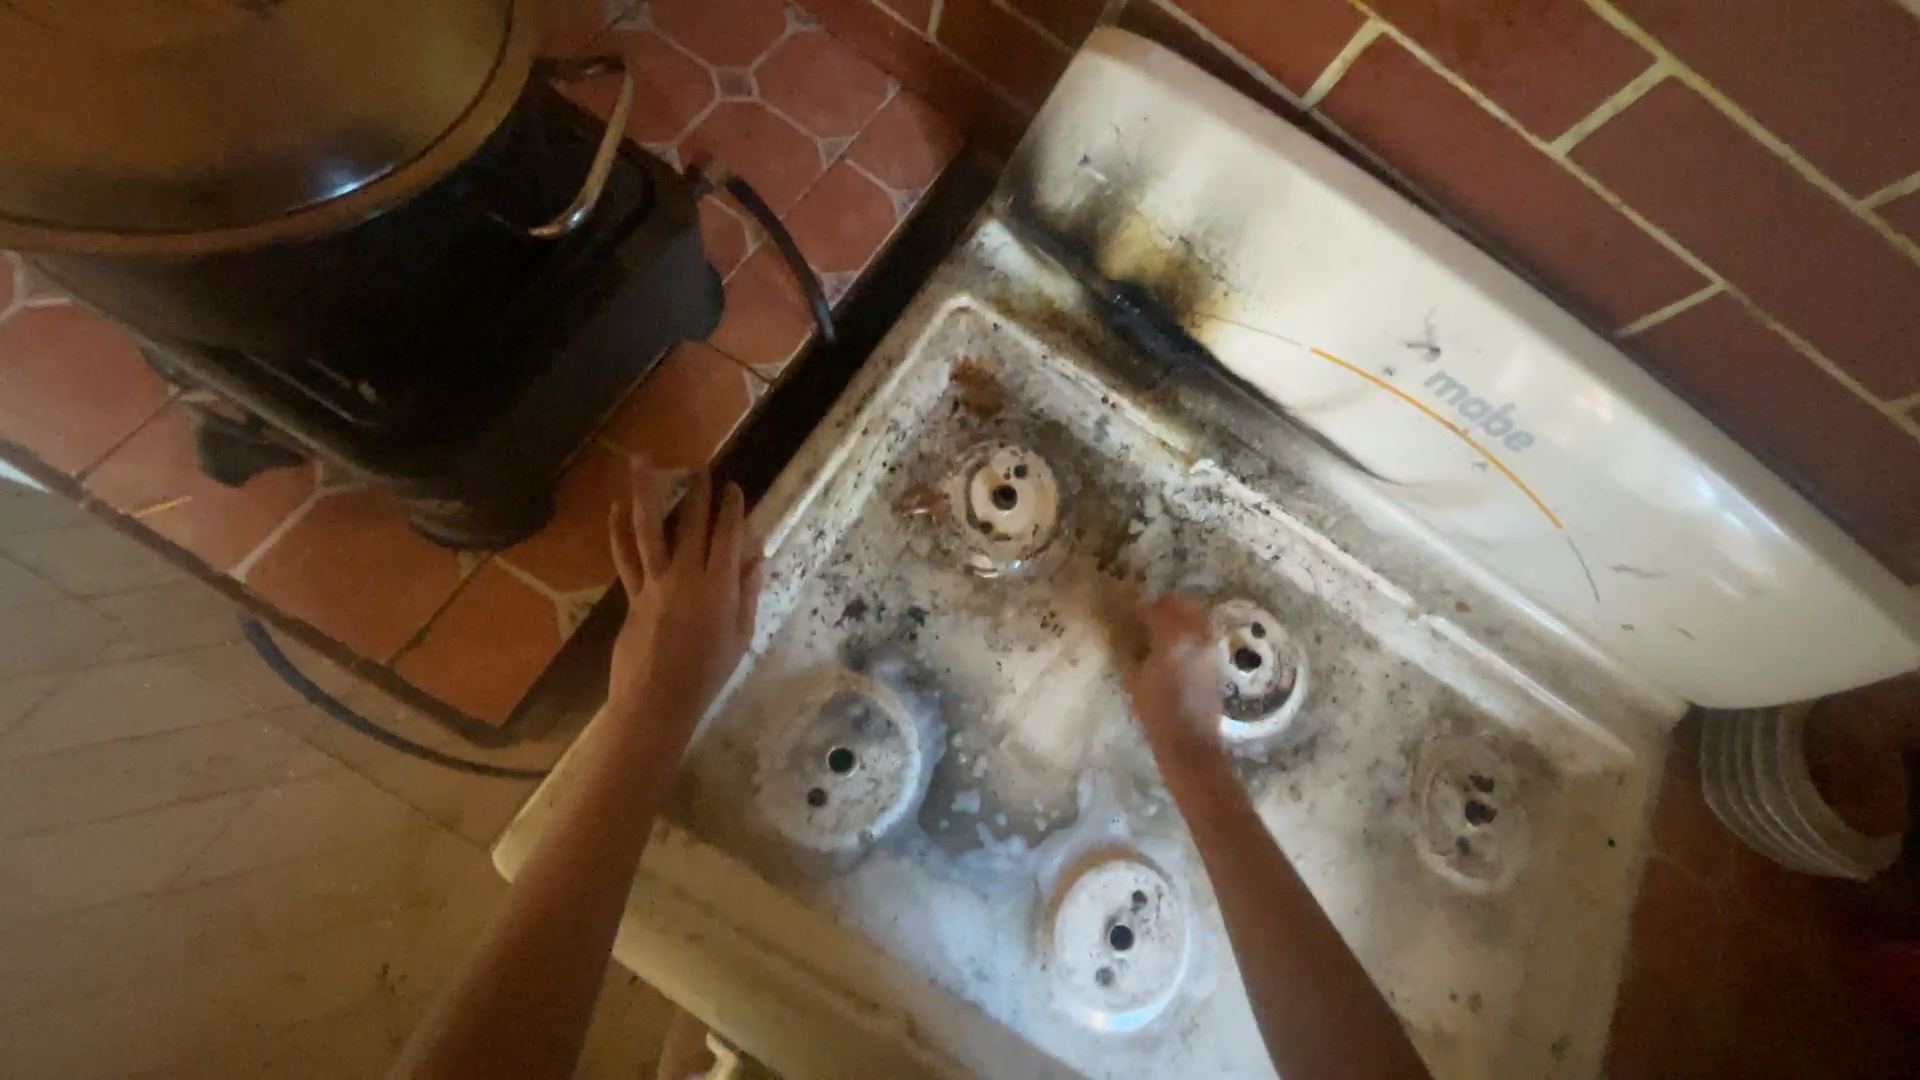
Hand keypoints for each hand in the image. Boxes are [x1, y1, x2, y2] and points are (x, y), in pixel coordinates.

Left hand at [606, 466, 762, 734]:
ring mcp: (655, 583)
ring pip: (649, 529)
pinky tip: (615, 509)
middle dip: (698, 492)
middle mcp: (686, 576)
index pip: (728, 537)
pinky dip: (618, 531)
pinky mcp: (632, 595)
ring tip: (641, 462)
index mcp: (719, 587)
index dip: (732, 510)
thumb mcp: (741, 634)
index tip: (734, 487)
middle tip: (700, 466)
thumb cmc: (709, 672)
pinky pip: (624, 557)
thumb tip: (757, 556)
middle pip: (692, 525)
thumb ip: (748, 592)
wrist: (659, 699)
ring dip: (646, 492)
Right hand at [1120, 593, 1227, 776]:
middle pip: (1180, 603)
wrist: (1190, 742)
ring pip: (1195, 613)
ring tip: (1157, 628)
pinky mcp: (1214, 657)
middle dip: (1160, 605)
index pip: (1153, 609)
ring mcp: (1209, 645)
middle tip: (1143, 616)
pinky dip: (1187, 627)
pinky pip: (1201, 629)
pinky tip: (1171, 643)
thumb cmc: (1155, 713)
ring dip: (1176, 613)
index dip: (1136, 609)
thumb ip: (1127, 647)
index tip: (1125, 613)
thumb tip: (1122, 628)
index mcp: (1172, 639)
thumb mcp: (1132, 679)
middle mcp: (1195, 636)